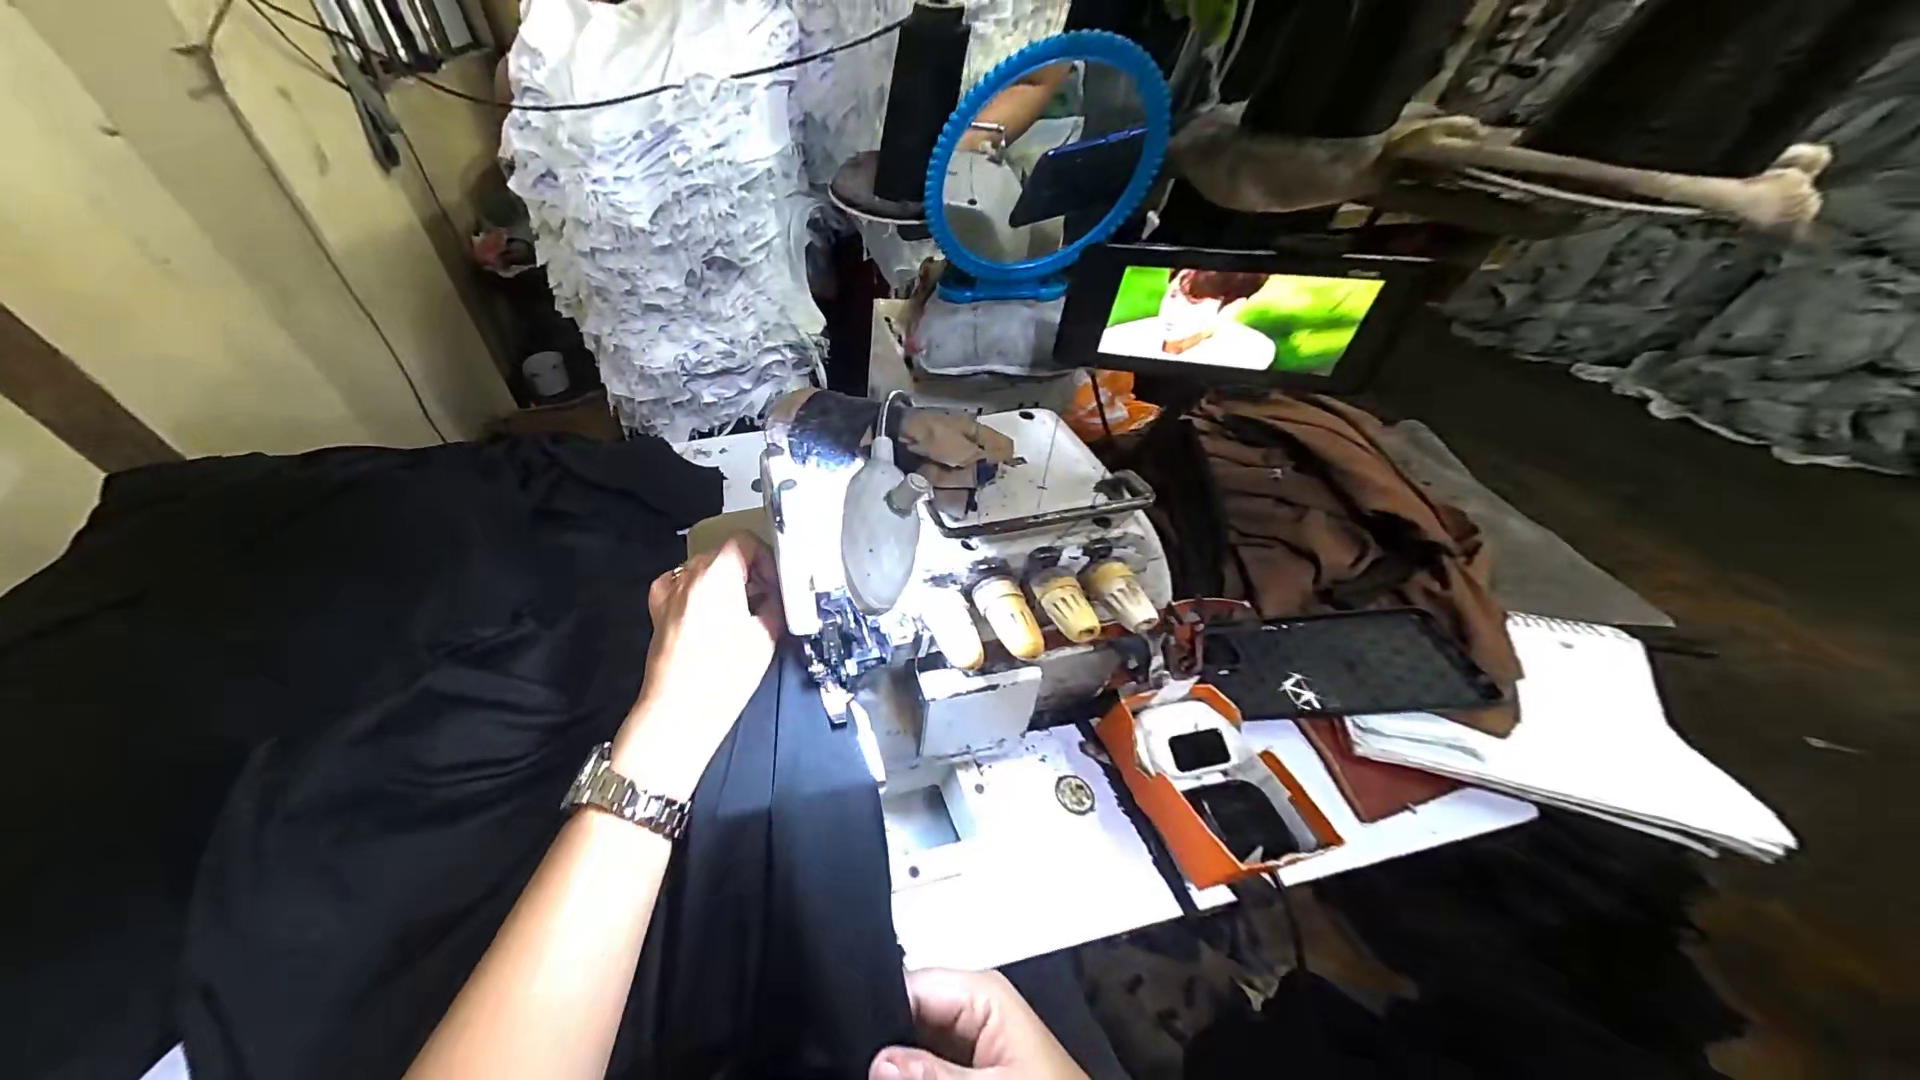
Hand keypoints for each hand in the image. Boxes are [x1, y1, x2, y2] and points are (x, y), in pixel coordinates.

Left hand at [612, 533, 783, 799]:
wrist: (681, 710)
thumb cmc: (723, 676)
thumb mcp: (766, 635)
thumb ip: (774, 605)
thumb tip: (775, 596)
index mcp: (718, 575)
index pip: (745, 541)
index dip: (766, 557)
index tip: (775, 579)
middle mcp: (690, 577)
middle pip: (724, 553)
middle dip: (749, 570)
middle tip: (766, 595)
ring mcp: (671, 593)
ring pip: (704, 568)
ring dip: (726, 579)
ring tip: (742, 606)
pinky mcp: (660, 611)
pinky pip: (680, 585)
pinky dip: (698, 589)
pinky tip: (711, 608)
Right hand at [869, 969, 1087, 1079]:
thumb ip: (939, 1075)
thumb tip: (882, 1060)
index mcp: (982, 991)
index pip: (910, 984)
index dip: (877, 1015)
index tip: (854, 1045)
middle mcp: (972, 1006)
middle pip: (908, 1014)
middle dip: (888, 1044)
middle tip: (867, 1069)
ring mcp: (969, 1037)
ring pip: (913, 1042)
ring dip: (900, 1064)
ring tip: (885, 1074)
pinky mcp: (967, 1064)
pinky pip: (929, 1062)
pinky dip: (916, 1072)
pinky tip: (905, 1079)